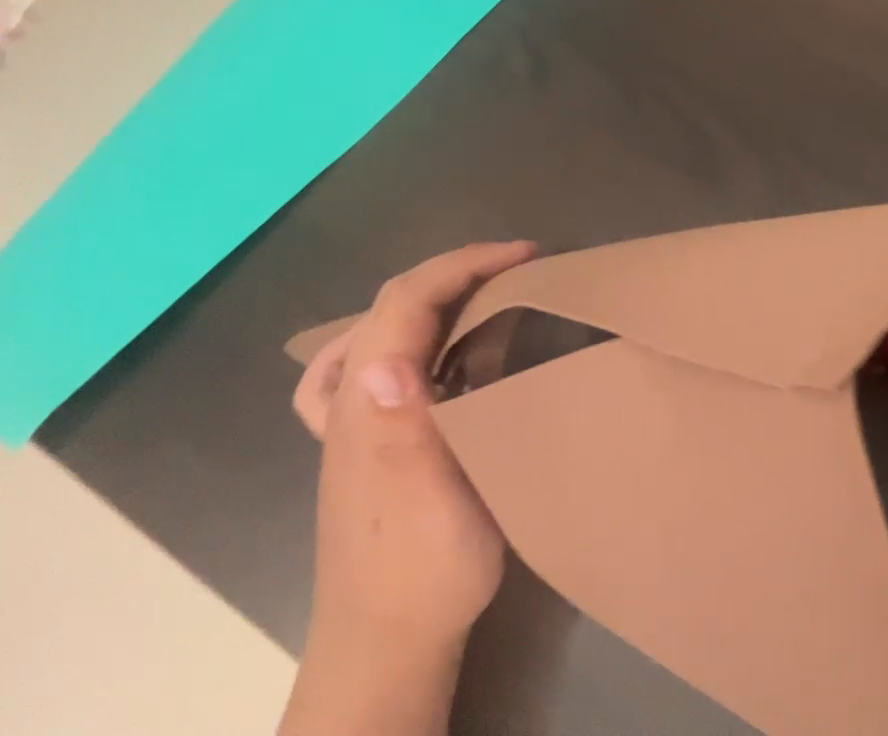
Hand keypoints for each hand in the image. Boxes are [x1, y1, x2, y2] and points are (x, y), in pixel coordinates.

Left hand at [281, 241, 537, 735]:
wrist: (387, 636)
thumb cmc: (425, 566)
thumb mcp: (427, 502)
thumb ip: (401, 432)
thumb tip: (386, 362)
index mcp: (369, 406)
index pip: (403, 306)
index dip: (463, 266)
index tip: (528, 255)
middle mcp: (355, 405)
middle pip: (388, 311)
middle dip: (452, 273)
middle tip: (519, 270)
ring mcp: (360, 427)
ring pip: (378, 336)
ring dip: (430, 302)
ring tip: (484, 299)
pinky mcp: (376, 446)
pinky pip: (382, 373)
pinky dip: (412, 344)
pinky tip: (440, 363)